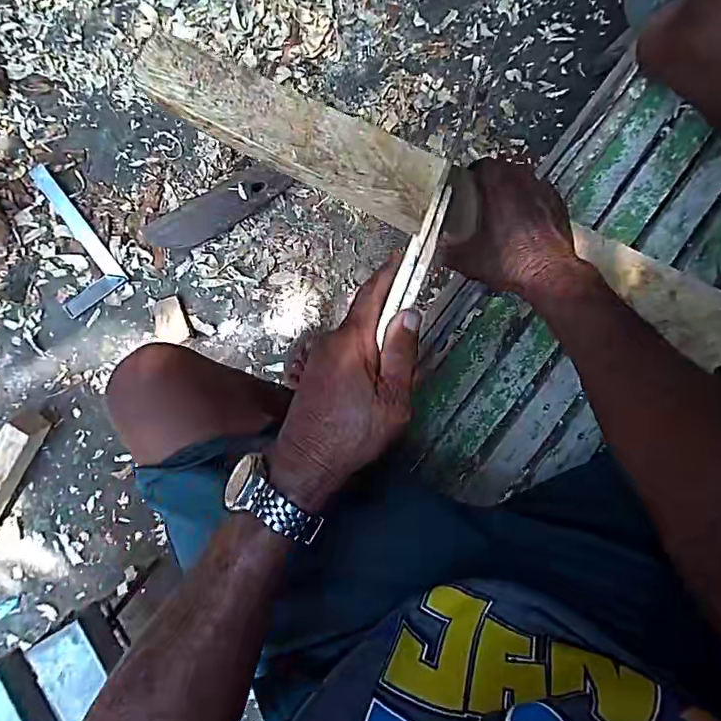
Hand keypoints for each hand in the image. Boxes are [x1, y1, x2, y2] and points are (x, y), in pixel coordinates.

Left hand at [268, 256, 419, 509]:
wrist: (305, 465)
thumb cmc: (353, 435)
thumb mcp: (392, 400)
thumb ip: (401, 354)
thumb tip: (409, 313)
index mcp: (352, 342)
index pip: (373, 294)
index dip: (390, 272)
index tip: (406, 255)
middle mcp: (331, 341)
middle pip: (366, 313)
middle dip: (391, 310)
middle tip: (415, 321)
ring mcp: (320, 355)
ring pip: (358, 335)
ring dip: (380, 338)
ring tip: (399, 367)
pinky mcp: (316, 370)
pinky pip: (348, 349)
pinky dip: (367, 352)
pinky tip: (377, 378)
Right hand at [443, 158, 588, 300]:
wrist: (550, 275)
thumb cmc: (517, 262)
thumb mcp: (470, 261)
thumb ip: (449, 251)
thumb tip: (442, 250)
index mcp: (498, 187)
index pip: (483, 165)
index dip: (474, 174)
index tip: (468, 184)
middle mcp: (523, 183)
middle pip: (505, 169)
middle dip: (494, 181)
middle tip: (484, 197)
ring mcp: (543, 193)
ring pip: (525, 180)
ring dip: (514, 190)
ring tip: (505, 210)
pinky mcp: (558, 206)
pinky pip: (541, 196)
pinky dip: (533, 204)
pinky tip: (526, 223)